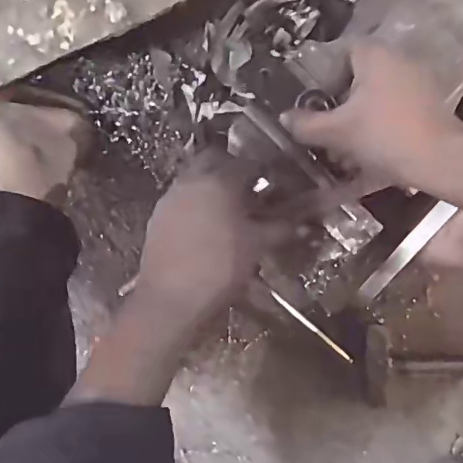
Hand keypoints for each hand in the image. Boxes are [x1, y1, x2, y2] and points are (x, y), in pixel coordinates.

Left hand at [132, 151, 291, 330]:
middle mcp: (190, 181)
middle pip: (215, 161)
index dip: (268, 170)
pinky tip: (211, 230)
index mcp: (218, 179)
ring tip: (234, 213)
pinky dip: (199, 207)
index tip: (281, 182)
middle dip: (235, 171)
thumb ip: (280, 228)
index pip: (248, 161)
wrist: (171, 301)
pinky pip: (183, 202)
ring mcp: (170, 199)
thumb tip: (304, 223)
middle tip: (254, 191)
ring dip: (215, 189)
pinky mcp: (158, 219)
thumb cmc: (219, 268)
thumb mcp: (256, 246)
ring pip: (196, 180)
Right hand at [281, 42, 462, 191]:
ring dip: (360, 118)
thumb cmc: (383, 136)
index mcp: (375, 54)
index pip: (342, 53)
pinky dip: (381, 124)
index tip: (320, 107)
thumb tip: (285, 118)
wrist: (438, 159)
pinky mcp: (430, 102)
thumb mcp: (336, 132)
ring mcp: (419, 79)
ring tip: (349, 147)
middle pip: (359, 76)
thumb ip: (306, 124)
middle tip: (331, 130)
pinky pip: (396, 107)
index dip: (326, 79)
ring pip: (377, 95)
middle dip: (342, 103)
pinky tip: (374, 150)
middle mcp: (399, 58)